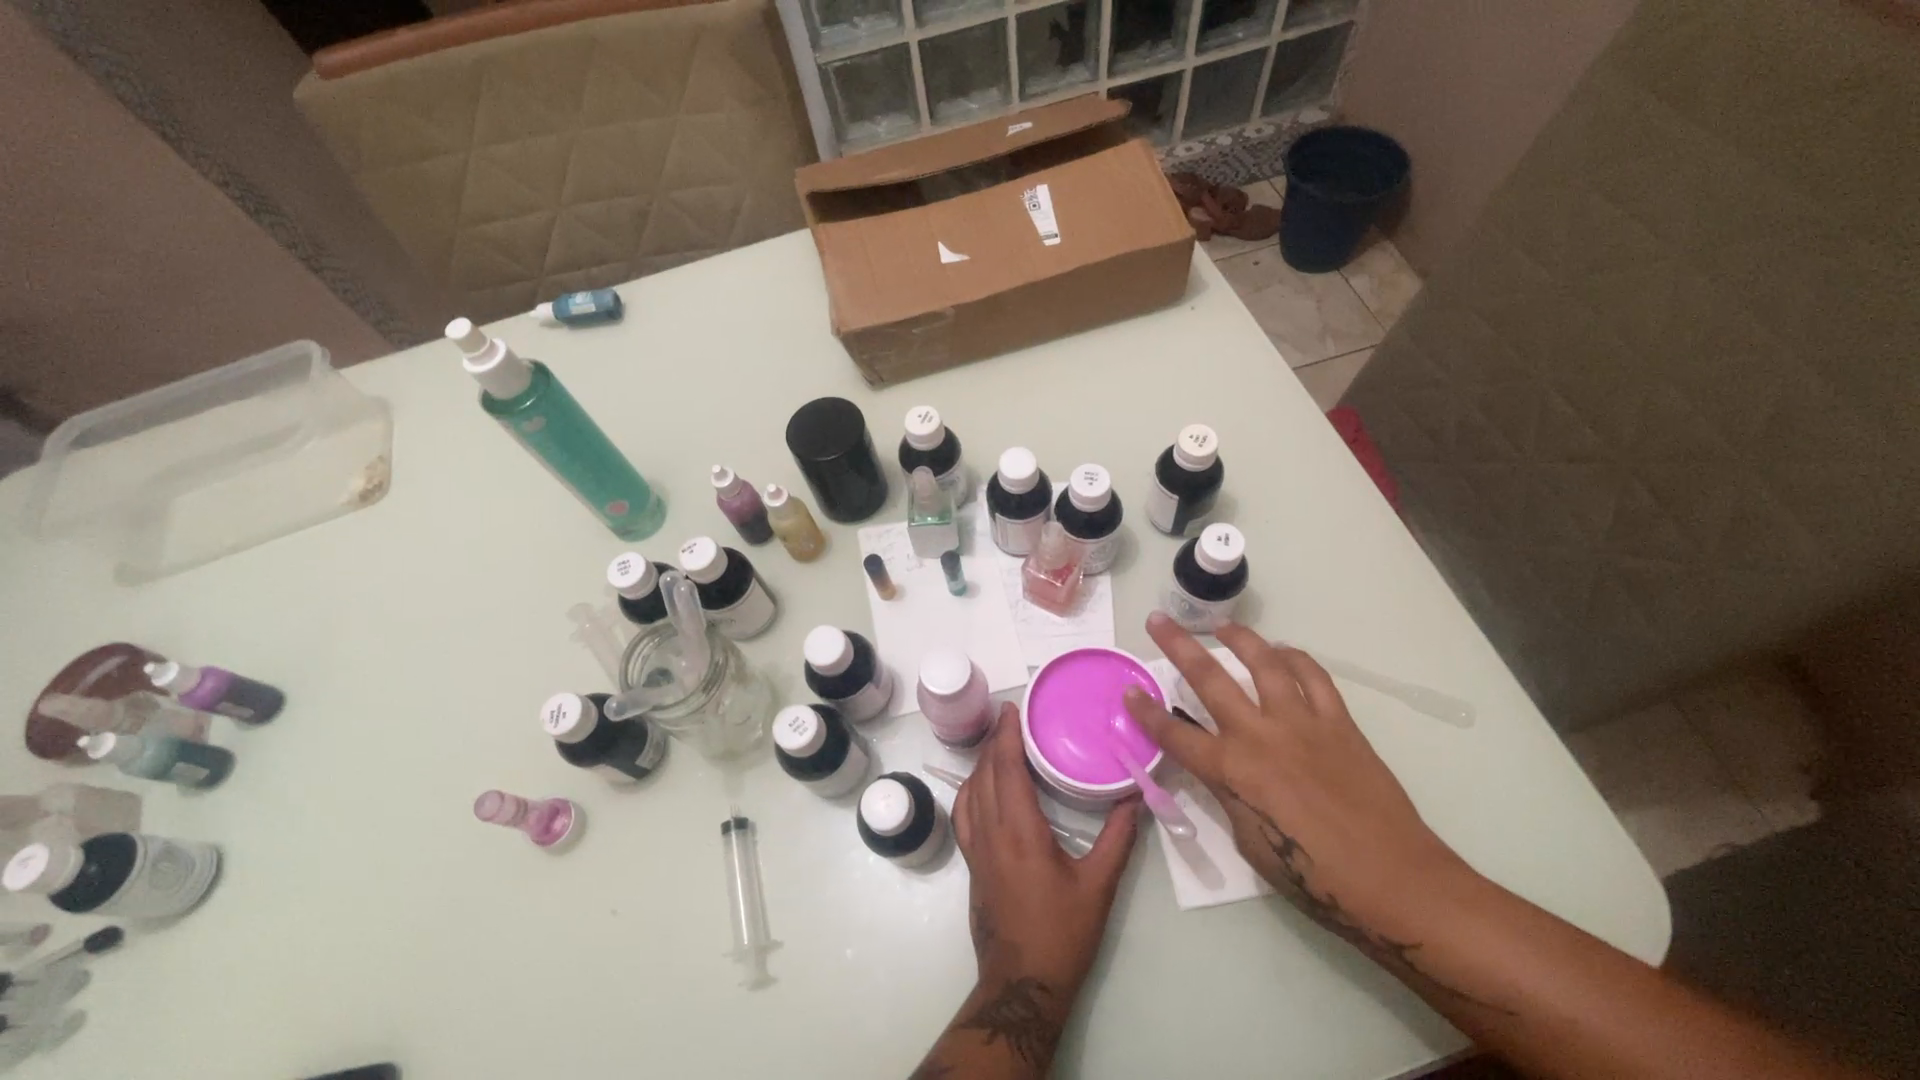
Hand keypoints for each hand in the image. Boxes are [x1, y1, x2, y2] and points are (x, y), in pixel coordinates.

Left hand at [953, 703, 1140, 995]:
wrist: (1022, 984)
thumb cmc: (1062, 933)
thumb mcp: (1098, 886)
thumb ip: (1117, 839)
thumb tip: (1134, 798)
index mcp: (1020, 832)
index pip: (1006, 769)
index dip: (1006, 736)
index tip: (1012, 709)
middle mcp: (990, 834)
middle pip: (984, 775)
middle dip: (994, 743)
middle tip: (1011, 720)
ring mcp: (975, 851)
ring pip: (969, 793)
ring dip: (981, 764)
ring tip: (1000, 747)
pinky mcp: (971, 865)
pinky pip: (964, 814)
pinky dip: (972, 791)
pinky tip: (985, 790)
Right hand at [1124, 614, 1473, 946]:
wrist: (1391, 877)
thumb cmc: (1313, 876)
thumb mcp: (1249, 841)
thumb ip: (1229, 795)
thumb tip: (1222, 771)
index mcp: (1231, 772)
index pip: (1175, 735)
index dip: (1147, 713)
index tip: (1129, 692)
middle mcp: (1260, 736)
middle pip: (1209, 679)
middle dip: (1178, 646)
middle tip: (1158, 620)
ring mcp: (1302, 723)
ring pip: (1265, 664)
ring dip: (1240, 639)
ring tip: (1222, 625)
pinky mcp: (1340, 723)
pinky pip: (1314, 678)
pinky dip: (1295, 659)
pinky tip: (1283, 652)